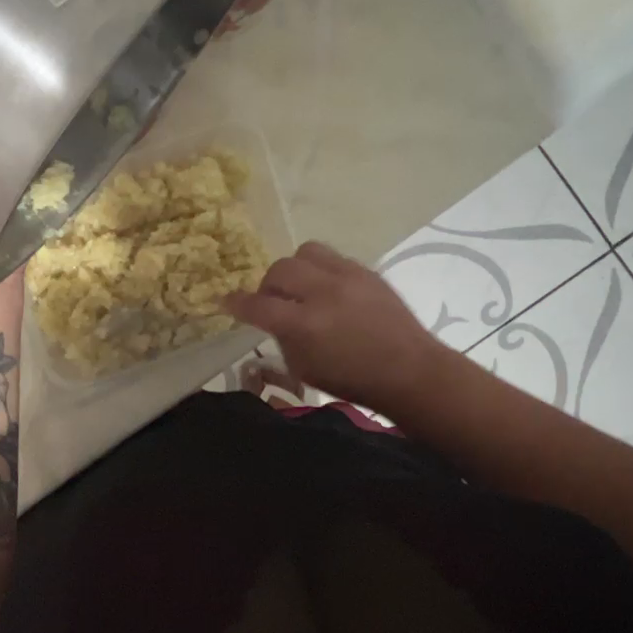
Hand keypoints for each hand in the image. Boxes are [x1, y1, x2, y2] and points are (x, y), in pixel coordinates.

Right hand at [226, 241, 459, 411]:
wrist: (407, 370)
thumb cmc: (350, 379)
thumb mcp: (303, 367)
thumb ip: (282, 337)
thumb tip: (274, 318)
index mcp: (304, 324)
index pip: (258, 305)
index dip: (236, 304)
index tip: (225, 302)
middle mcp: (324, 293)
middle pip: (280, 270)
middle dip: (267, 285)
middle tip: (271, 302)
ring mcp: (348, 277)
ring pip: (306, 252)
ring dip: (294, 269)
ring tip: (299, 289)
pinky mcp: (366, 272)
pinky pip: (332, 258)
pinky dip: (319, 272)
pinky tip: (326, 291)